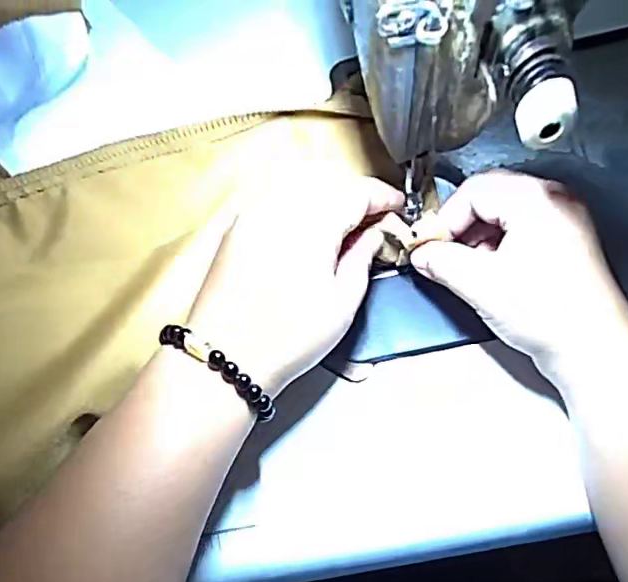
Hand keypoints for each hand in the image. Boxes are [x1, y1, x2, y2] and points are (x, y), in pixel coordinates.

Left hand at [186, 172, 404, 394]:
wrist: (229, 355)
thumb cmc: (288, 337)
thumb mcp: (343, 303)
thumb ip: (362, 258)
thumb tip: (373, 235)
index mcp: (314, 220)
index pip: (357, 190)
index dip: (382, 197)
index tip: (397, 207)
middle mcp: (281, 204)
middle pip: (328, 179)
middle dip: (355, 194)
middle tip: (374, 220)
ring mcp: (254, 211)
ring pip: (299, 183)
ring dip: (326, 195)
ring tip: (342, 224)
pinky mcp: (237, 226)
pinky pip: (275, 197)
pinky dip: (298, 203)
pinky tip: (307, 229)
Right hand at [410, 171, 627, 385]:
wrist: (591, 346)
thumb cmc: (549, 313)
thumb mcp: (481, 285)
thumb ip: (443, 262)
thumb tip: (424, 254)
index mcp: (534, 198)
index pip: (474, 190)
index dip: (445, 219)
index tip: (430, 247)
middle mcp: (554, 201)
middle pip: (491, 198)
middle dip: (462, 230)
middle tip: (444, 259)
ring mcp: (565, 223)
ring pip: (508, 217)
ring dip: (480, 241)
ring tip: (469, 273)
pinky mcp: (569, 247)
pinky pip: (526, 235)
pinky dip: (502, 250)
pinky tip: (494, 278)